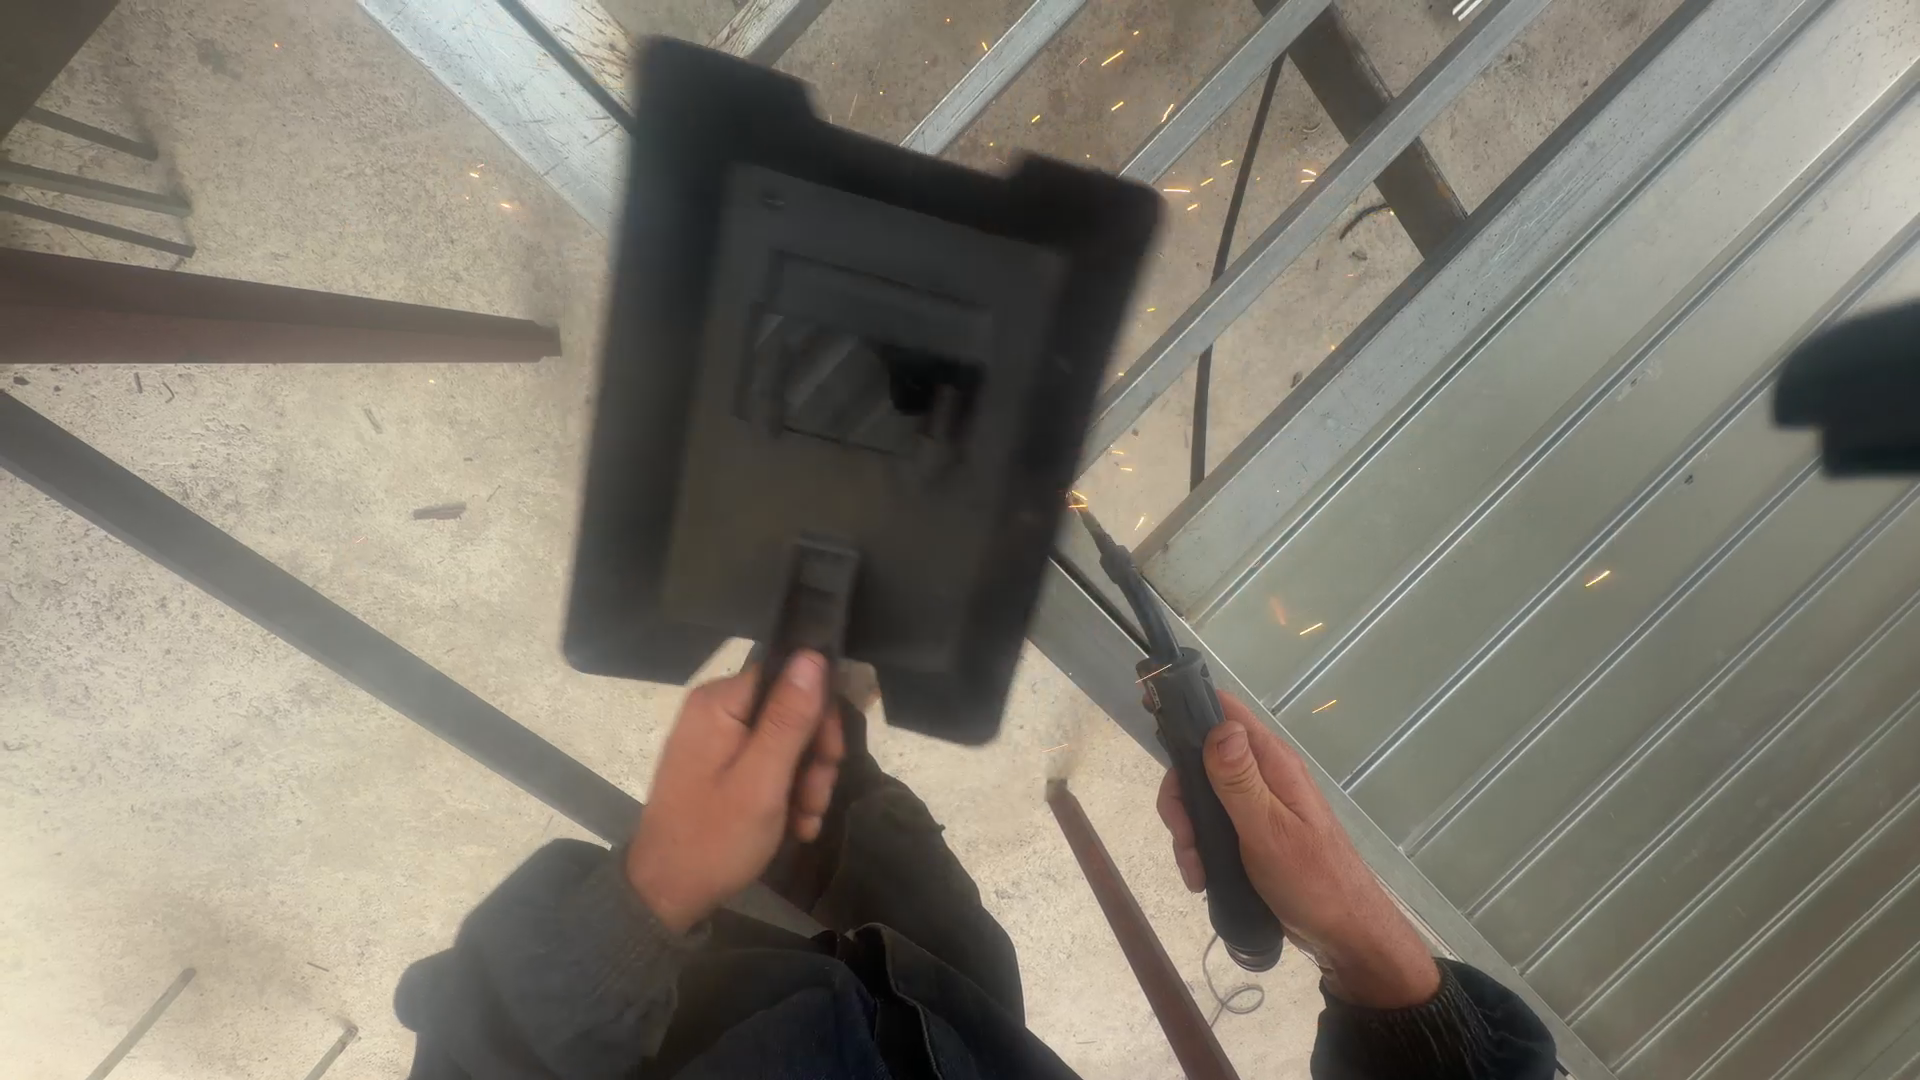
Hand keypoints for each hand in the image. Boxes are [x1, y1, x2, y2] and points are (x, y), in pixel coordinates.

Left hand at [626, 651, 844, 932]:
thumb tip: (812, 655)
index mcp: (720, 703)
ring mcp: (719, 738)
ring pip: (788, 740)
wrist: (666, 898)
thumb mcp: (762, 780)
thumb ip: (789, 718)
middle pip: (792, 711)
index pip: (790, 679)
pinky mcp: (724, 764)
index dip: (818, 714)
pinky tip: (796, 823)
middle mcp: (718, 710)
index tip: (830, 757)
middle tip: (817, 797)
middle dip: (815, 756)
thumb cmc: (713, 839)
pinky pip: (771, 761)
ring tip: (806, 819)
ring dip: (807, 780)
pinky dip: (789, 791)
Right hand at [1157, 693, 1439, 1007]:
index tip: (1155, 726)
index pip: (1224, 710)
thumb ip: (1239, 778)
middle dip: (1181, 798)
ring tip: (1194, 869)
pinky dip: (1199, 847)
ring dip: (1188, 831)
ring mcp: (1256, 801)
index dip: (1188, 711)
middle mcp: (1262, 773)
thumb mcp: (1269, 829)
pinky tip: (1201, 876)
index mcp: (1271, 761)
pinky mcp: (1251, 829)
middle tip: (1183, 836)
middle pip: (1199, 759)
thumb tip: (1219, 726)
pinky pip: (1211, 824)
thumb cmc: (1313, 882)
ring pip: (1201, 796)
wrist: (1347, 939)